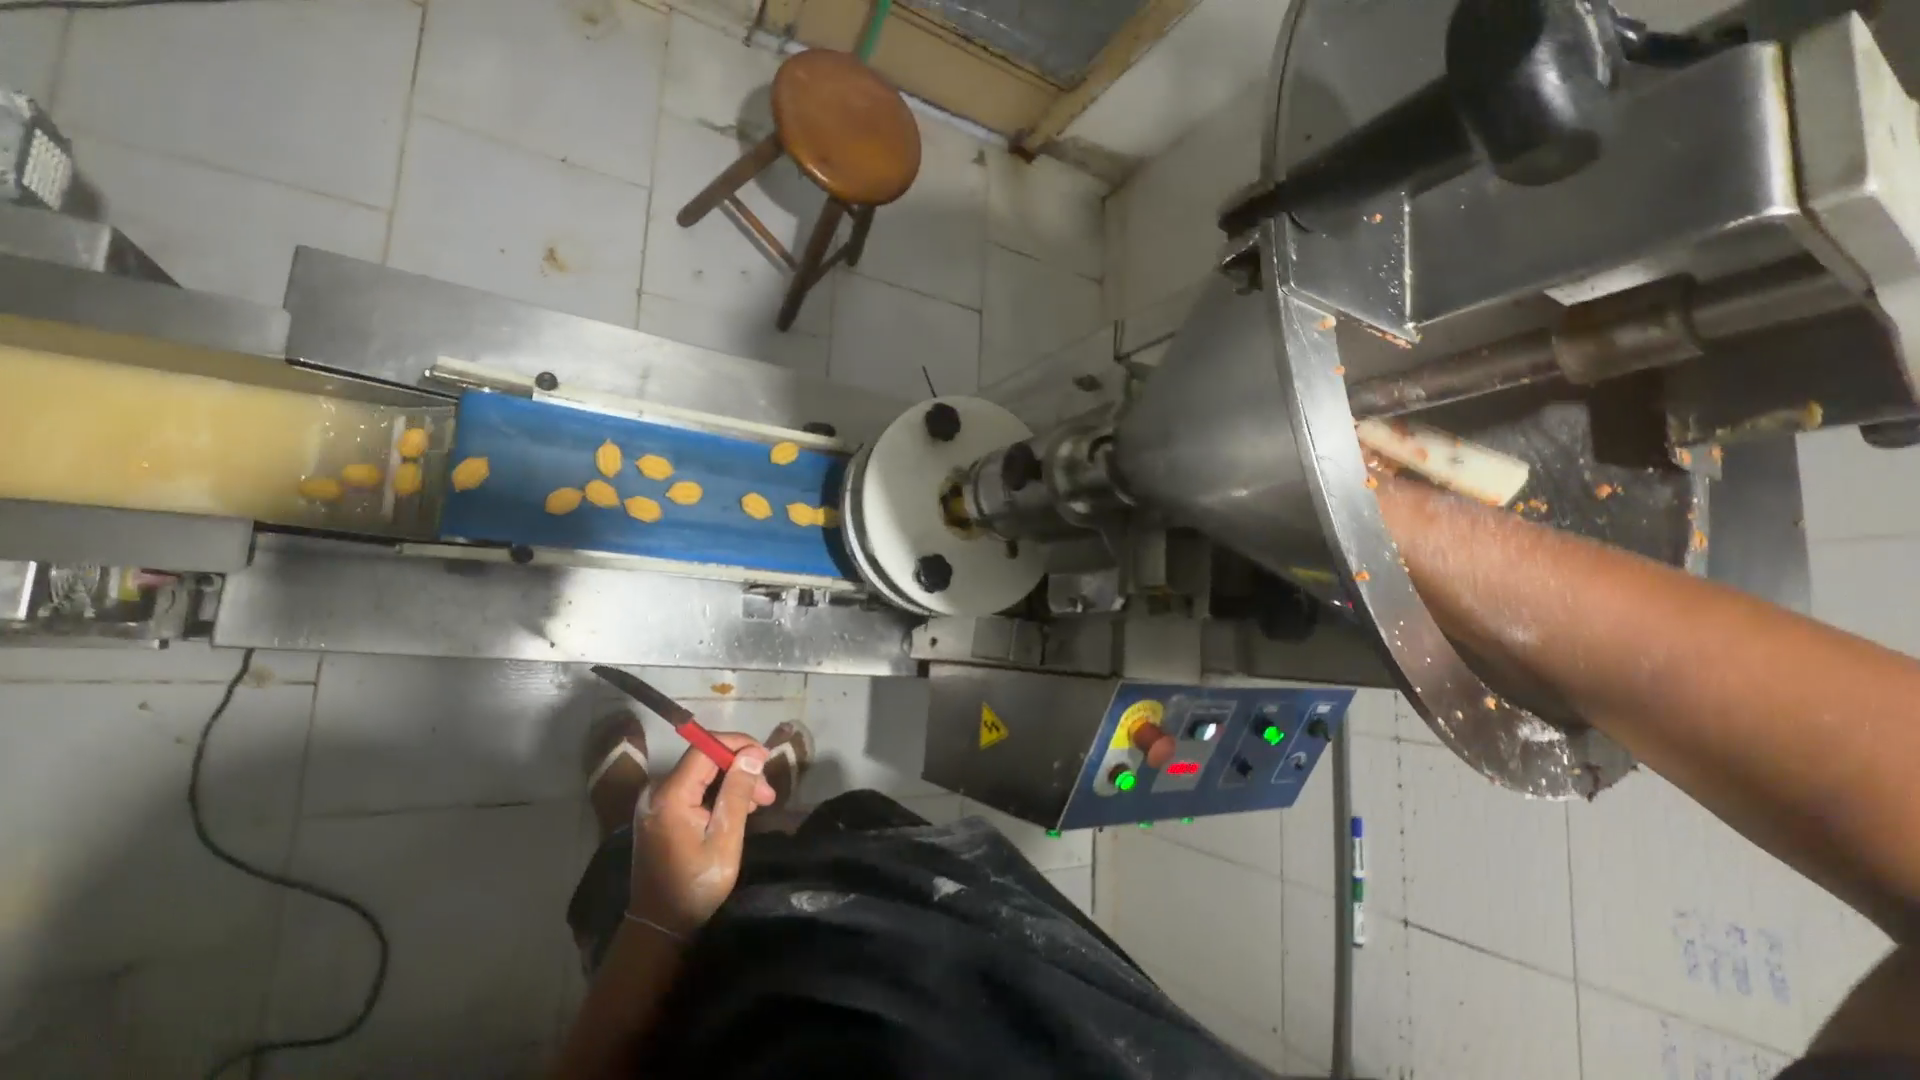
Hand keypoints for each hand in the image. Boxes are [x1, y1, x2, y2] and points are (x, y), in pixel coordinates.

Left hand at [629, 732, 775, 936]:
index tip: (766, 758)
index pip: (703, 749)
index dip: (737, 746)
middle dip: (738, 768)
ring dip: (730, 782)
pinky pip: (690, 789)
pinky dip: (715, 793)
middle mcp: (656, 791)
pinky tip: (736, 809)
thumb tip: (752, 754)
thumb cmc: (696, 885)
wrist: (659, 923)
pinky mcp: (658, 814)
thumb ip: (737, 793)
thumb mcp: (725, 840)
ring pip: (699, 775)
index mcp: (670, 795)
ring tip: (758, 803)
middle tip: (768, 793)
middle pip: (702, 760)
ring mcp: (654, 803)